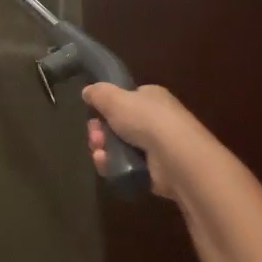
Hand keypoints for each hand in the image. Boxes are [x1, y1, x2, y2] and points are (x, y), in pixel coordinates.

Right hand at [82, 82, 178, 198]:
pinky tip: (105, 163)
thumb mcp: (115, 98)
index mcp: (152, 98)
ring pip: (119, 146)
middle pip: (118, 124)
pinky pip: (126, 166)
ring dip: (104, 147)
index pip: (127, 99)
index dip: (108, 106)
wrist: (174, 156)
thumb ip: (98, 93)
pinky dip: (113, 164)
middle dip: (101, 130)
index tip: (93, 114)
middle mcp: (157, 120)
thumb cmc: (146, 119)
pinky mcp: (154, 170)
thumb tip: (87, 91)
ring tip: (99, 151)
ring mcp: (157, 146)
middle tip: (94, 135)